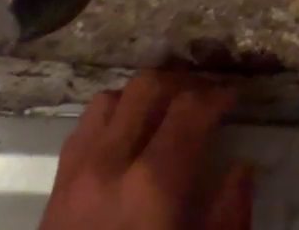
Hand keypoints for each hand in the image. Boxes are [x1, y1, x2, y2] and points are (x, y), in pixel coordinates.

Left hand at [40, 71, 254, 229]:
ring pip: (113, 96)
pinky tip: (130, 134)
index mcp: (154, 186)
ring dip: (145, 95)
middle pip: (149, 87)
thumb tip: (241, 170)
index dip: (219, 94)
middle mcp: (112, 162)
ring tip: (169, 110)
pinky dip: (113, 114)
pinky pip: (86, 124)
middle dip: (184, 82)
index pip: (191, 109)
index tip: (237, 96)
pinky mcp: (57, 182)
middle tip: (208, 96)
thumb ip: (227, 217)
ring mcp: (78, 169)